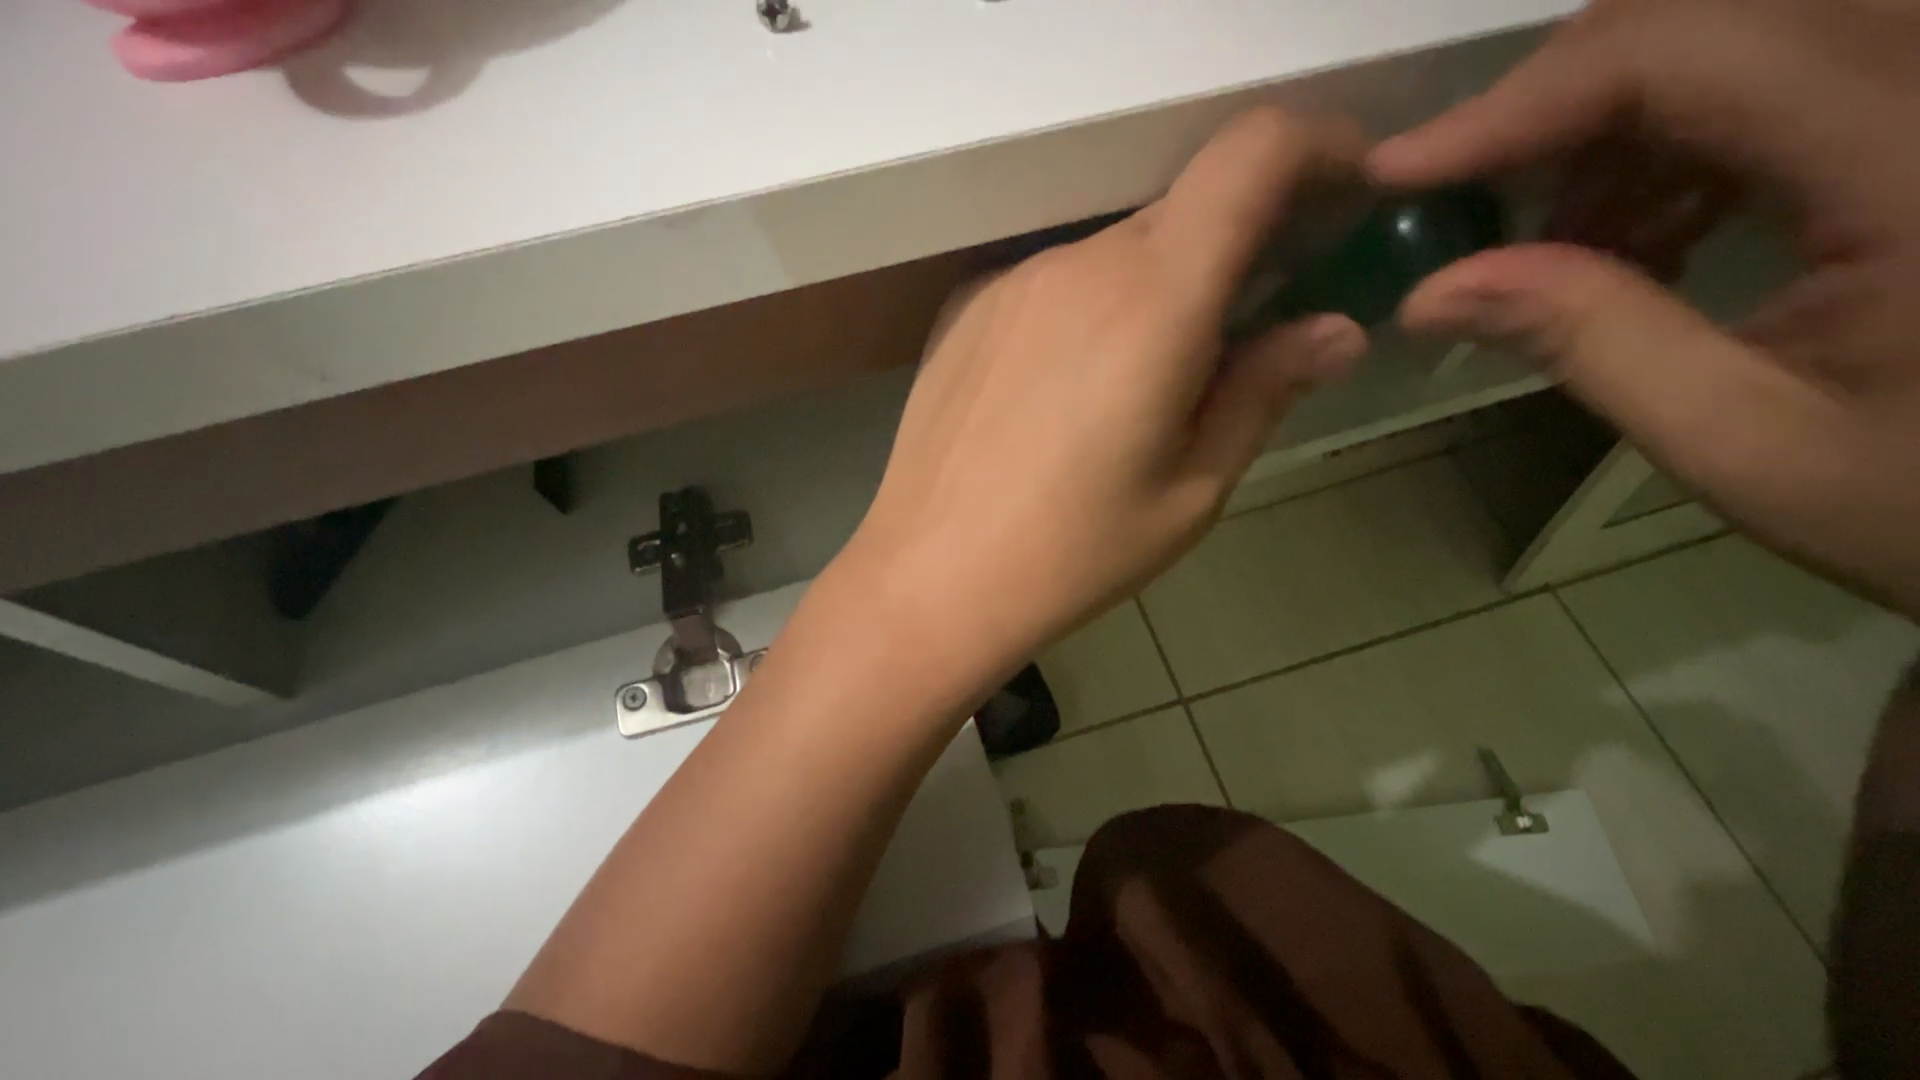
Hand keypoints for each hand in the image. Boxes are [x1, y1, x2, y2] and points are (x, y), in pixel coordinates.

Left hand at [829, 108, 1369, 682]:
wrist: (930, 578)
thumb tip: (1336, 329)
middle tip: (1260, 316)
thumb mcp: (1192, 488)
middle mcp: (1077, 262)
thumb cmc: (1073, 553)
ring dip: (1163, 281)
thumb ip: (1266, 389)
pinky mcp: (967, 306)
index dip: (1318, 146)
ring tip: (1156, 375)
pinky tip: (1076, 386)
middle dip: (1243, 238)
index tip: (1347, 193)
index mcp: (1153, 297)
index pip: (1252, 153)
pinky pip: (1058, 280)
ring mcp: (1012, 280)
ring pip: (1118, 246)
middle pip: (1187, 205)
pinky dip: (1096, 303)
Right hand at [1370, 0, 1919, 614]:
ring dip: (1611, 120)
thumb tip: (1432, 293)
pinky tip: (1647, 229)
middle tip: (1465, 198)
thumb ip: (1591, 345)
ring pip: (1737, 28)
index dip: (1519, 101)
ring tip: (1562, 241)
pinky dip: (1677, 133)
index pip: (1683, 54)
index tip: (1399, 170)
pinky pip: (1781, 67)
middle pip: (1707, 11)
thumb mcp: (1747, 442)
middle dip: (1555, 99)